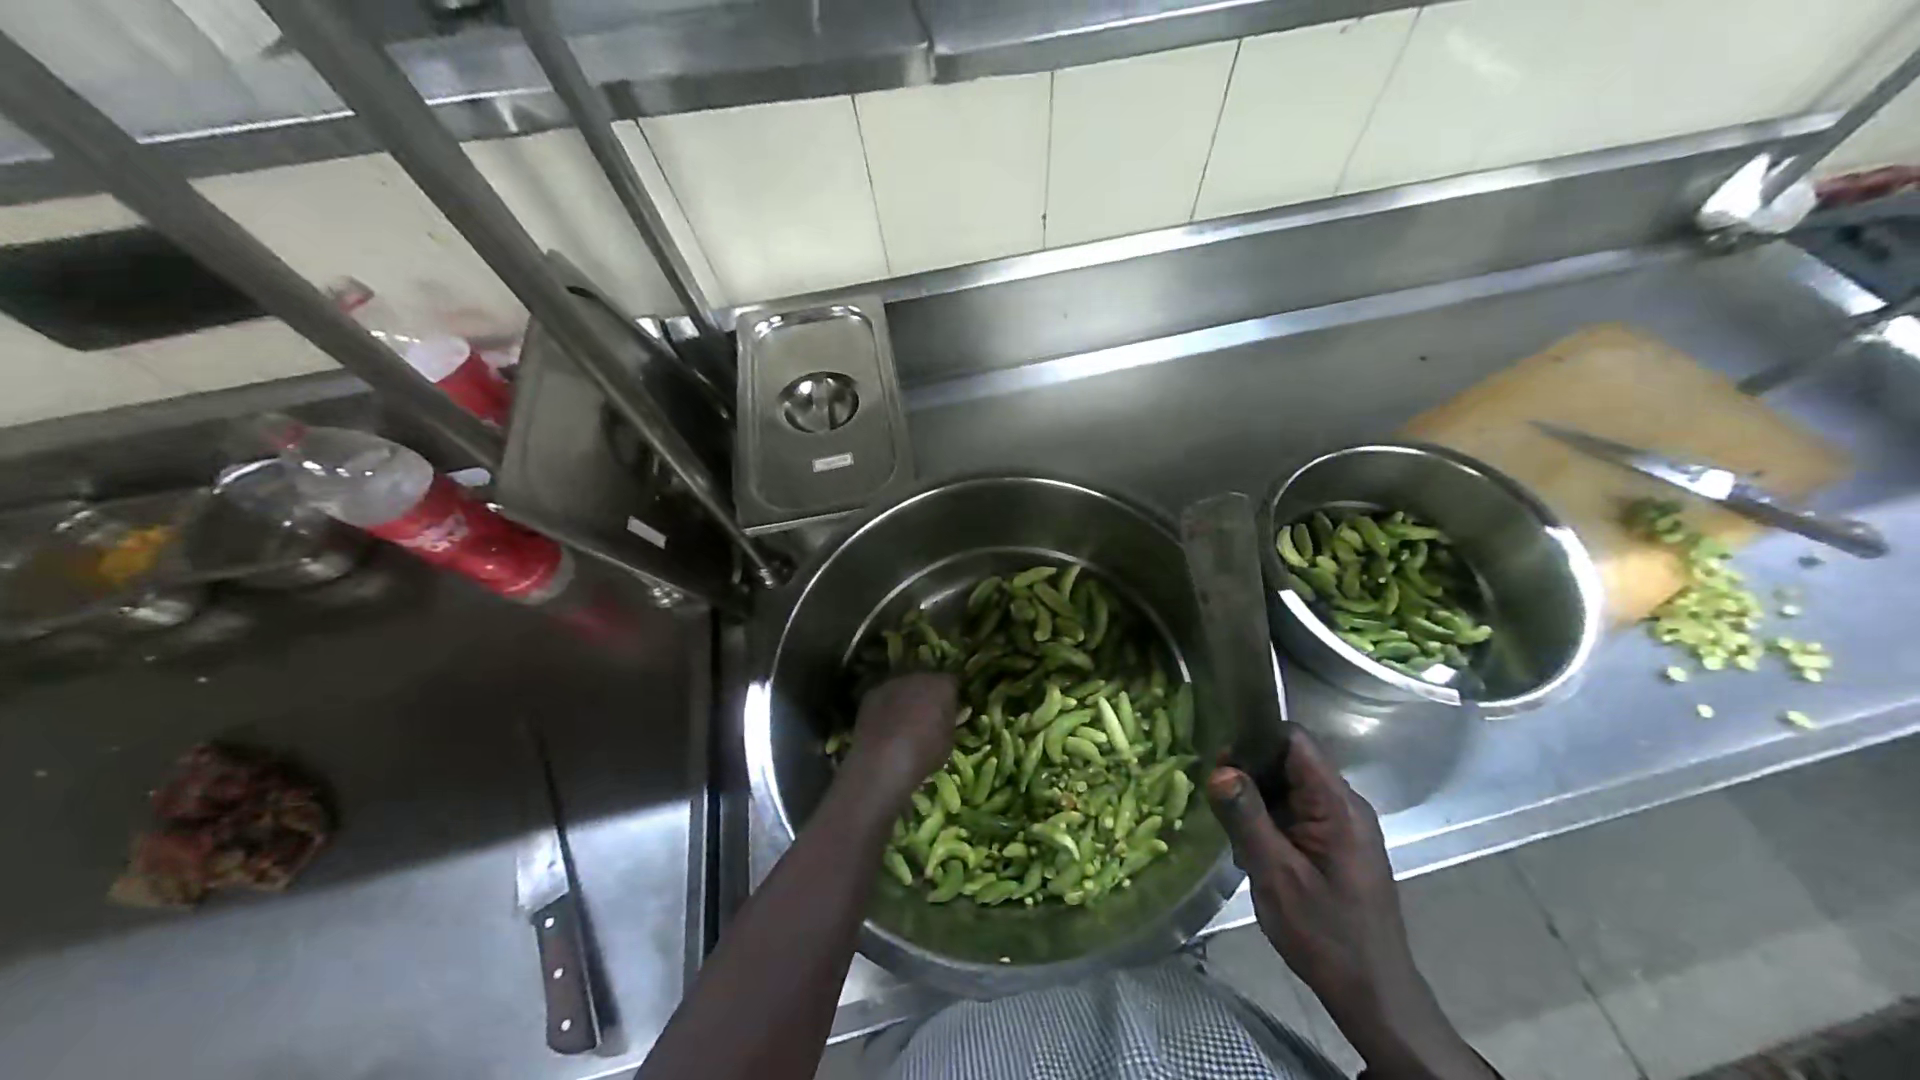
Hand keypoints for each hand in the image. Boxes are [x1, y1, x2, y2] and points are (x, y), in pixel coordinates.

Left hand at [842, 673, 958, 806]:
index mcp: (942, 685)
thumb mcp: (948, 739)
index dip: (951, 695)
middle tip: (925, 713)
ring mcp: (892, 682)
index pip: (952, 682)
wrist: (885, 760)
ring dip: (904, 697)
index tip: (950, 708)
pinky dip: (885, 706)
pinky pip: (883, 696)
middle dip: (926, 692)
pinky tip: (883, 724)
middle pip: (925, 679)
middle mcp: (918, 676)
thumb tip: (942, 717)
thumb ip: (947, 720)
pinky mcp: (871, 693)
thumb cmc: (925, 753)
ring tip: (902, 720)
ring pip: (902, 686)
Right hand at [1208, 729, 1494, 1079]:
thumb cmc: (1326, 933)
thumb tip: (1219, 769)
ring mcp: (1342, 825)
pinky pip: (1296, 811)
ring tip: (1232, 827)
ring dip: (1257, 799)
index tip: (1221, 764)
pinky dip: (1269, 819)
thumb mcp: (1276, 875)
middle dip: (1249, 773)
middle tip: (1217, 800)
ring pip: (1289, 787)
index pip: (1295, 740)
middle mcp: (1344, 805)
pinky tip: (1252, 846)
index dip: (1255, 740)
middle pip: (1289, 761)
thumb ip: (1247, 818)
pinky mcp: (1335, 844)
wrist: (1373, 993)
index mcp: (1337, 805)